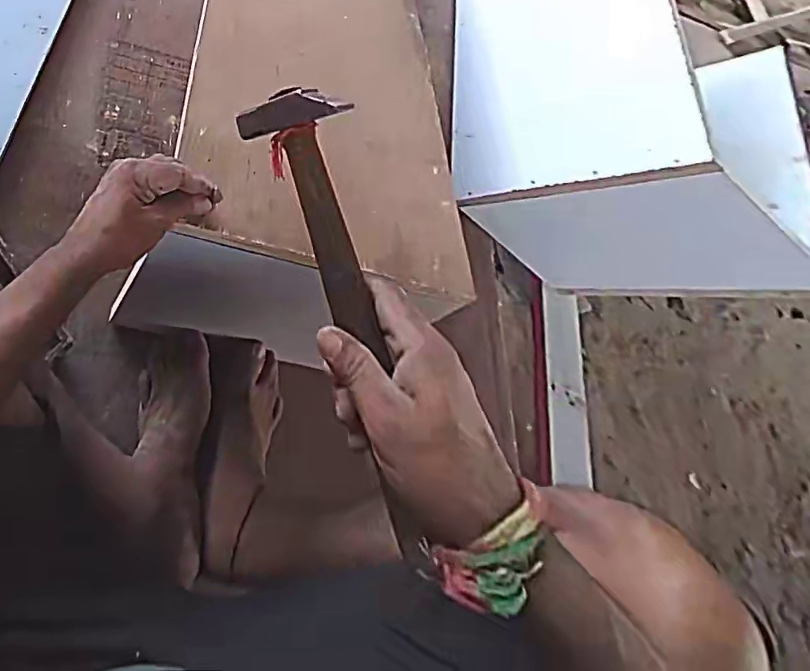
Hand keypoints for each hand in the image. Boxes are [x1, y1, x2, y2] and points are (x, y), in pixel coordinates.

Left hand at [55, 156, 219, 276]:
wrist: (83, 255)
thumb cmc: (109, 242)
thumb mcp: (155, 224)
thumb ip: (181, 208)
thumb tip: (200, 201)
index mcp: (136, 172)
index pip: (178, 172)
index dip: (201, 184)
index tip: (215, 194)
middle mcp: (126, 168)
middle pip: (170, 168)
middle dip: (191, 184)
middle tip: (208, 199)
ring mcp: (120, 176)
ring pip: (159, 173)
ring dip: (178, 186)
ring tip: (194, 203)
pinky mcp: (117, 187)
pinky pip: (147, 181)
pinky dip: (163, 189)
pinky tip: (172, 202)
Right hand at [317, 277, 520, 548]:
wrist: (482, 520)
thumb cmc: (440, 470)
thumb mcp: (382, 414)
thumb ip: (353, 366)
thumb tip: (327, 332)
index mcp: (423, 348)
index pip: (383, 293)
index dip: (353, 289)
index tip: (328, 300)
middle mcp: (431, 356)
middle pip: (372, 332)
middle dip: (347, 359)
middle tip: (342, 391)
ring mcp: (432, 379)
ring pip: (375, 363)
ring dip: (356, 390)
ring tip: (357, 422)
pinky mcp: (431, 402)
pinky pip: (388, 388)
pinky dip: (372, 407)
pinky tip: (369, 434)